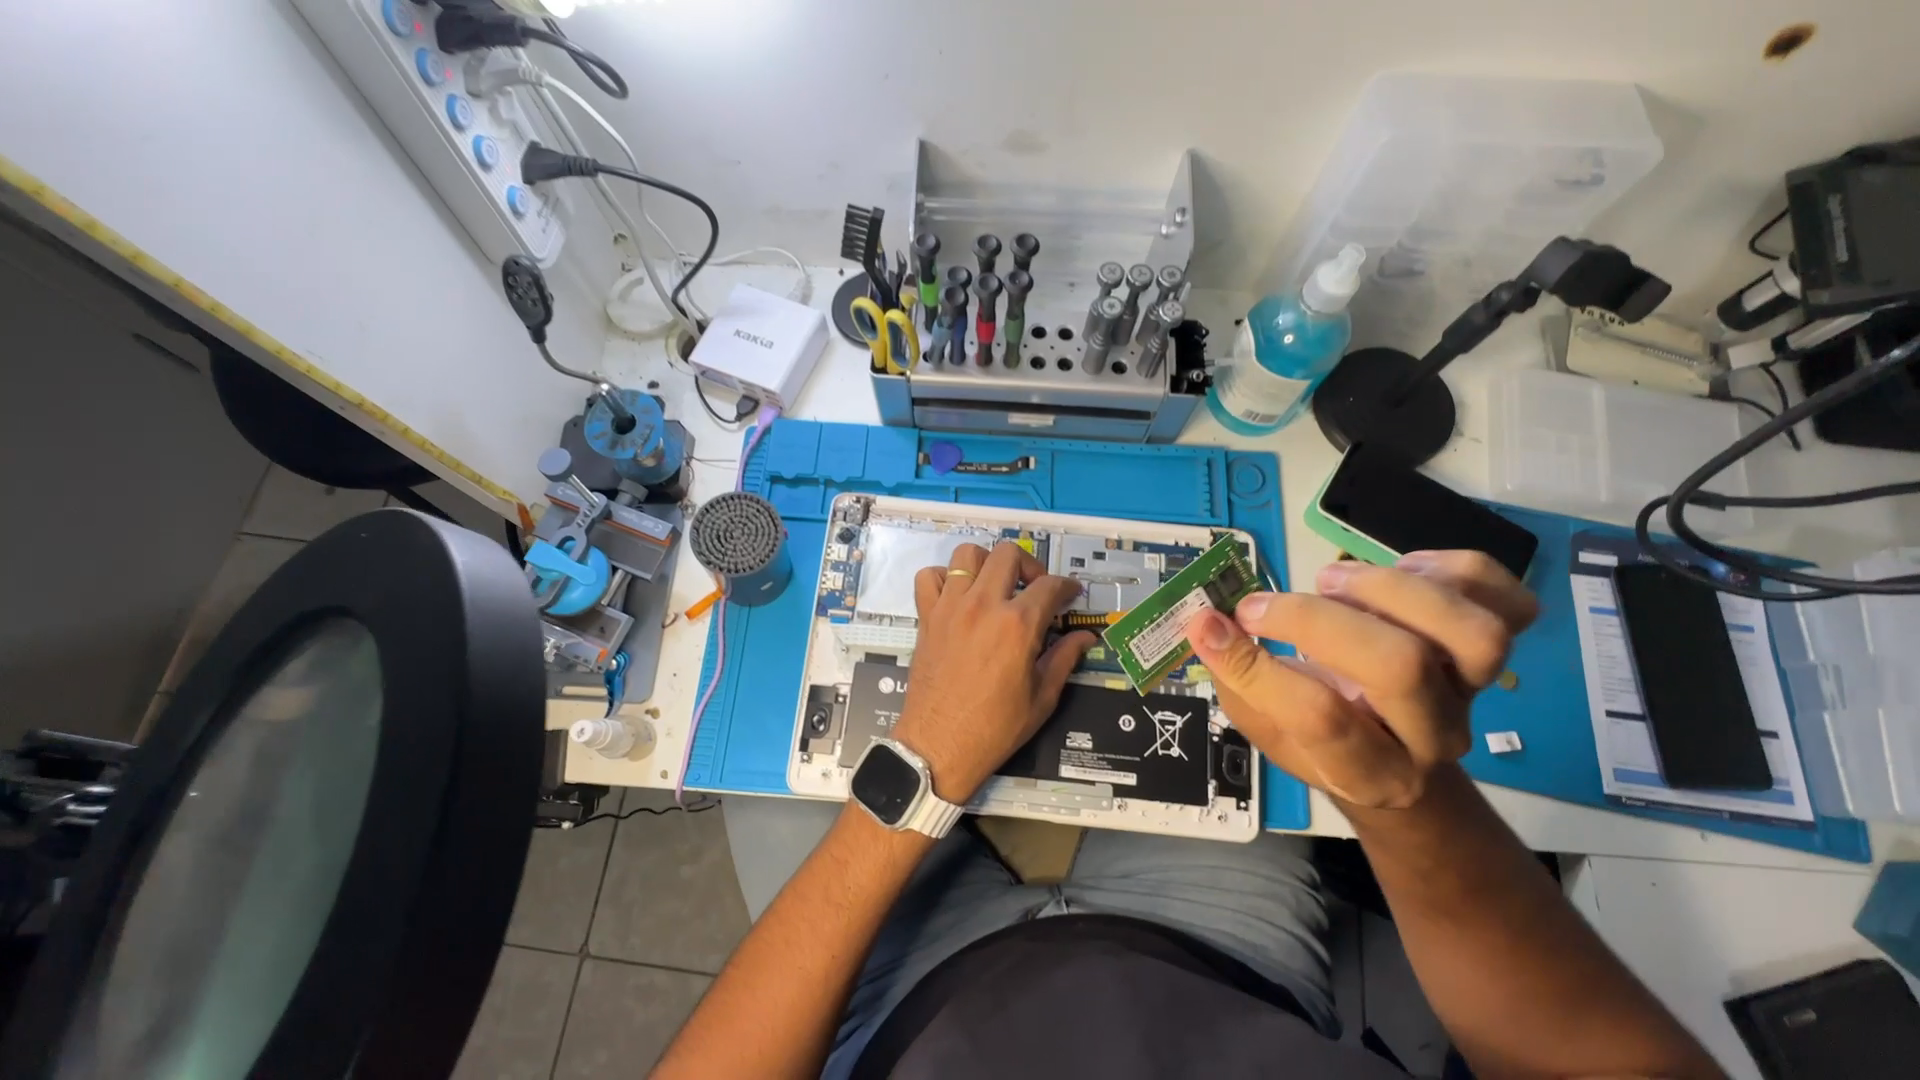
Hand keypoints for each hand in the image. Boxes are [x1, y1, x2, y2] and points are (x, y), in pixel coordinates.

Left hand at [890, 542, 1095, 803]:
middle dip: (1029, 565)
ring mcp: (951, 607)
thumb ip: (1064, 659)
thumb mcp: (1042, 697)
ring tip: (996, 586)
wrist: (940, 746)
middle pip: (1008, 554)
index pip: (1050, 586)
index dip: (1067, 587)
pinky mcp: (927, 617)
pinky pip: (929, 576)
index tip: (1071, 595)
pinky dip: (944, 578)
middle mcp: (983, 605)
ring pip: (968, 554)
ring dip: (987, 563)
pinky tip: (958, 596)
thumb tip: (1086, 638)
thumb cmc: (995, 728)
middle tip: (1034, 588)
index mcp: (1017, 624)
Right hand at [1184, 551, 1537, 809]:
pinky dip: (1450, 569)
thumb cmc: (1317, 739)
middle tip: (1265, 606)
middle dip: (1319, 620)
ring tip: (1333, 580)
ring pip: (1473, 636)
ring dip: (1391, 591)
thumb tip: (1204, 620)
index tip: (1215, 628)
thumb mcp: (1263, 723)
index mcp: (1370, 772)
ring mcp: (1476, 692)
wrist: (1396, 756)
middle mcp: (1433, 737)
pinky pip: (1507, 600)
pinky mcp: (1498, 646)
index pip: (1321, 719)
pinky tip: (1395, 571)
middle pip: (1401, 667)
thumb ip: (1236, 675)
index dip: (1260, 668)